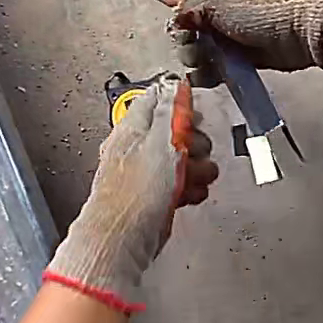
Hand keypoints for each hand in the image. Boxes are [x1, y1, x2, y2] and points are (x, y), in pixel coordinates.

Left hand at [44, 76, 216, 311]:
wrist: (125, 239)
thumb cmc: (135, 193)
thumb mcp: (160, 141)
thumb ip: (170, 111)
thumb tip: (174, 83)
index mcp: (133, 127)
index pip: (159, 99)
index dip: (182, 104)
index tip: (195, 116)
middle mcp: (139, 147)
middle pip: (178, 130)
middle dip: (195, 141)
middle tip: (194, 153)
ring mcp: (148, 171)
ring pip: (185, 158)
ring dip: (198, 167)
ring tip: (194, 178)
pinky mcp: (158, 194)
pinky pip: (183, 182)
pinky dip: (191, 187)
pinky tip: (191, 194)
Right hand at [154, 0, 322, 81]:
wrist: (308, 28)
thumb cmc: (263, 1)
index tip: (171, 3)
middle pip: (187, 13)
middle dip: (183, 30)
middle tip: (192, 37)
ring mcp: (234, 24)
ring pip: (198, 41)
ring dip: (194, 53)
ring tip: (204, 56)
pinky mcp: (242, 51)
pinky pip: (214, 61)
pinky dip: (208, 69)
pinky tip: (209, 72)